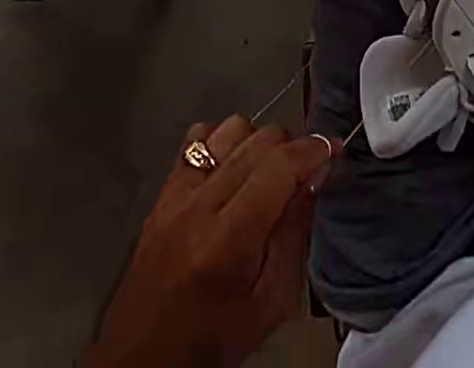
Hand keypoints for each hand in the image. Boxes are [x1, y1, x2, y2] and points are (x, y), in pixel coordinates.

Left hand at [86, 116, 338, 367]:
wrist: (142, 358)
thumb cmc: (211, 341)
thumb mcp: (271, 302)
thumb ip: (295, 234)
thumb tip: (314, 178)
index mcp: (228, 241)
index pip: (278, 167)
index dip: (313, 150)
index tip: (332, 150)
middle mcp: (198, 207)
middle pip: (259, 141)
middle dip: (292, 148)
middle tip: (304, 173)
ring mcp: (176, 195)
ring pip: (230, 128)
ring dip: (258, 143)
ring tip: (266, 172)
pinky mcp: (163, 191)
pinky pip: (197, 138)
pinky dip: (223, 142)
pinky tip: (231, 168)